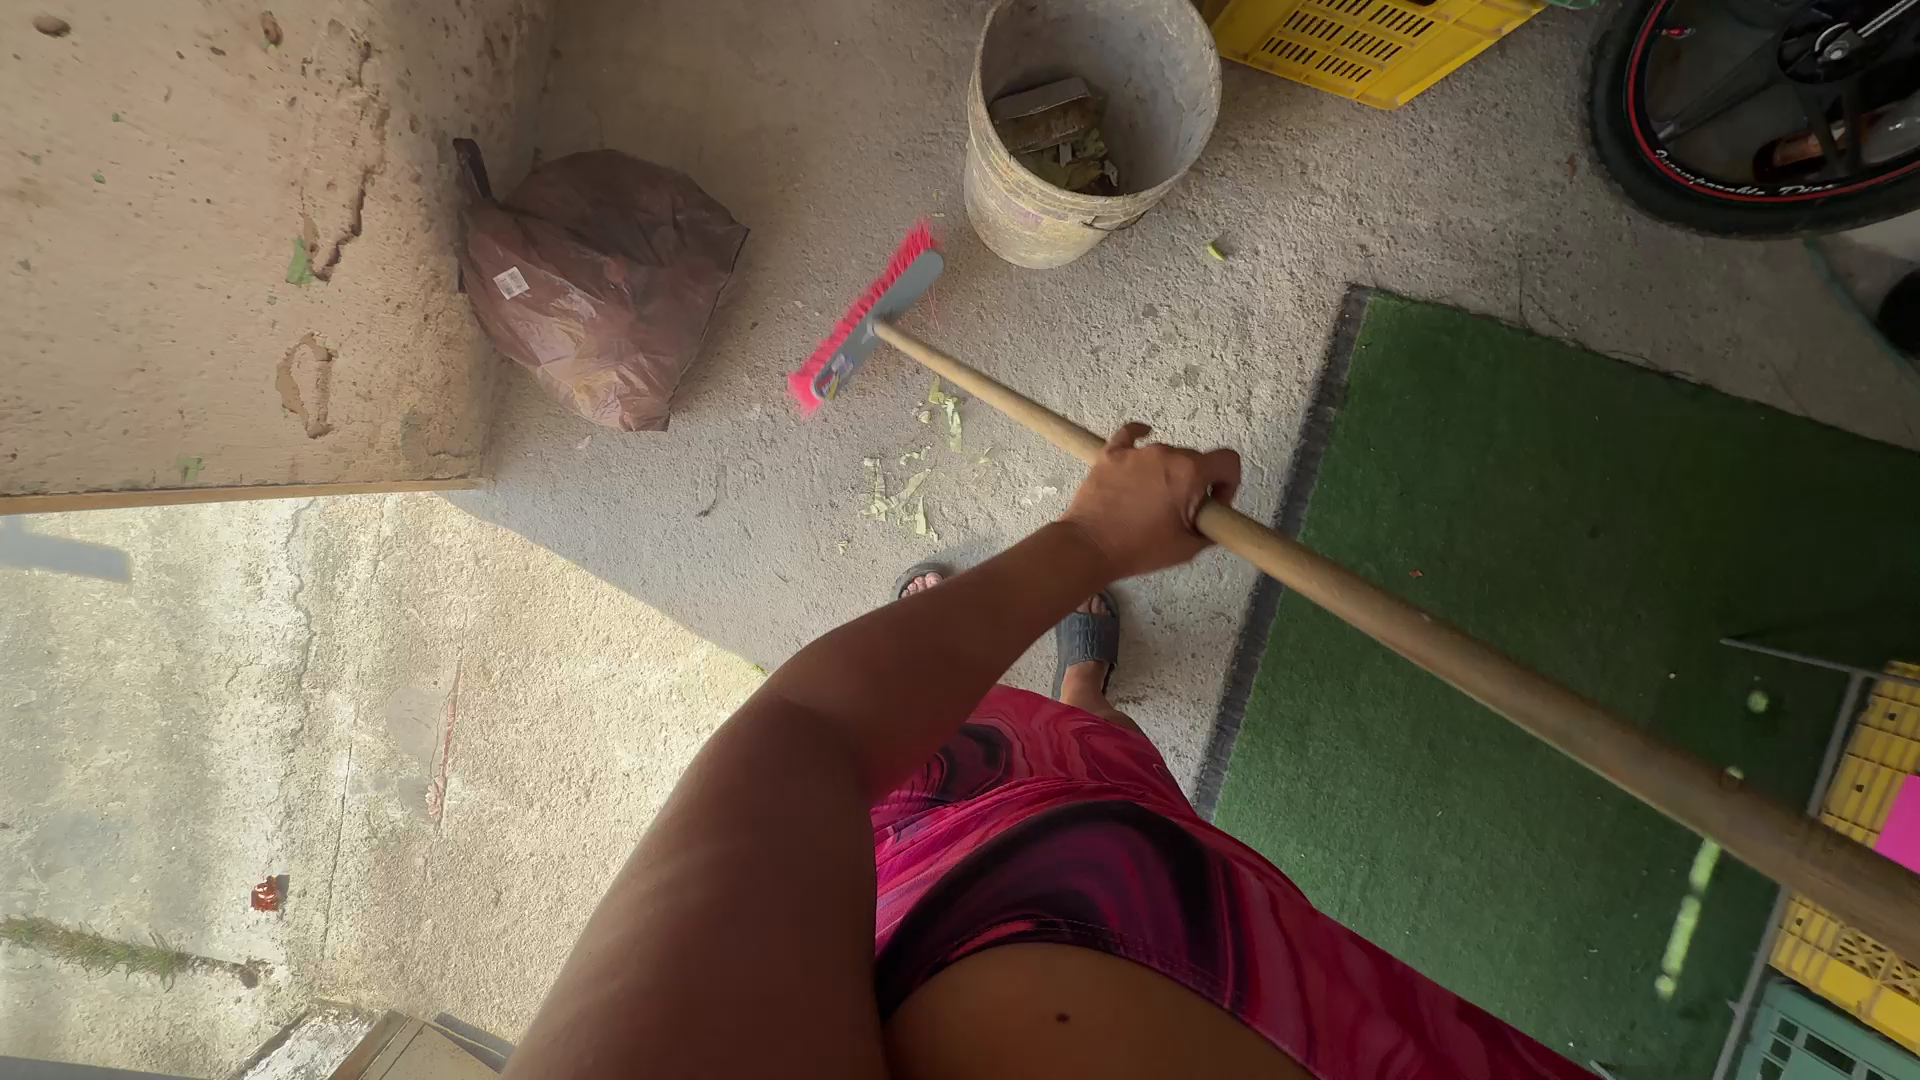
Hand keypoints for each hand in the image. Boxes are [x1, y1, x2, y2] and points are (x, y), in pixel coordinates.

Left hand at [1060, 423, 1240, 580]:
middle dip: (1195, 482)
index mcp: (1189, 472)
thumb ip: (1209, 528)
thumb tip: (1212, 521)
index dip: (1228, 482)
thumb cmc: (1138, 548)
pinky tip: (1143, 433)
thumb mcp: (1187, 547)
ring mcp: (1136, 452)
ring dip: (1167, 471)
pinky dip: (1138, 435)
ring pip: (1164, 454)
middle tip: (1180, 510)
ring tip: (1152, 499)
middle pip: (1195, 459)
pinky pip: (1129, 435)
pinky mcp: (1110, 455)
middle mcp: (1165, 453)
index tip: (1214, 502)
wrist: (1089, 547)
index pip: (1228, 461)